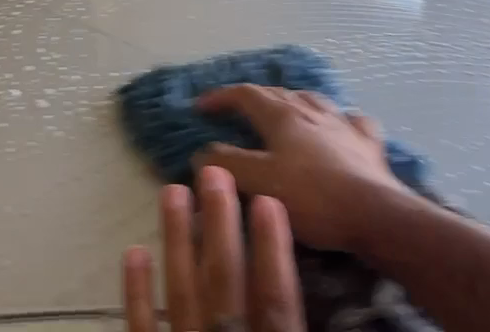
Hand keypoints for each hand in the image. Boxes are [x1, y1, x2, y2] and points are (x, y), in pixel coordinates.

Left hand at [124, 165, 302, 331]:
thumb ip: (294, 320)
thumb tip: (355, 315)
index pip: (275, 301)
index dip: (272, 250)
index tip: (268, 200)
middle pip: (224, 283)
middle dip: (219, 226)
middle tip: (214, 173)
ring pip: (181, 294)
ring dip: (177, 240)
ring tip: (172, 190)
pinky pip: (142, 328)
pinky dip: (137, 292)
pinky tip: (134, 252)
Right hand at [194, 85, 407, 253]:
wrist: (377, 215)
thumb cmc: (313, 197)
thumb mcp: (259, 183)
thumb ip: (226, 164)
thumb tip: (201, 153)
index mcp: (282, 115)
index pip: (244, 94)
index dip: (220, 97)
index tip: (200, 107)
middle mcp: (311, 109)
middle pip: (276, 93)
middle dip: (251, 98)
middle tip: (234, 111)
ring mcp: (343, 124)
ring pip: (312, 99)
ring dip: (291, 100)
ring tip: (283, 110)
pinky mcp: (368, 144)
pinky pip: (351, 120)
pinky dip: (339, 119)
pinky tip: (340, 125)